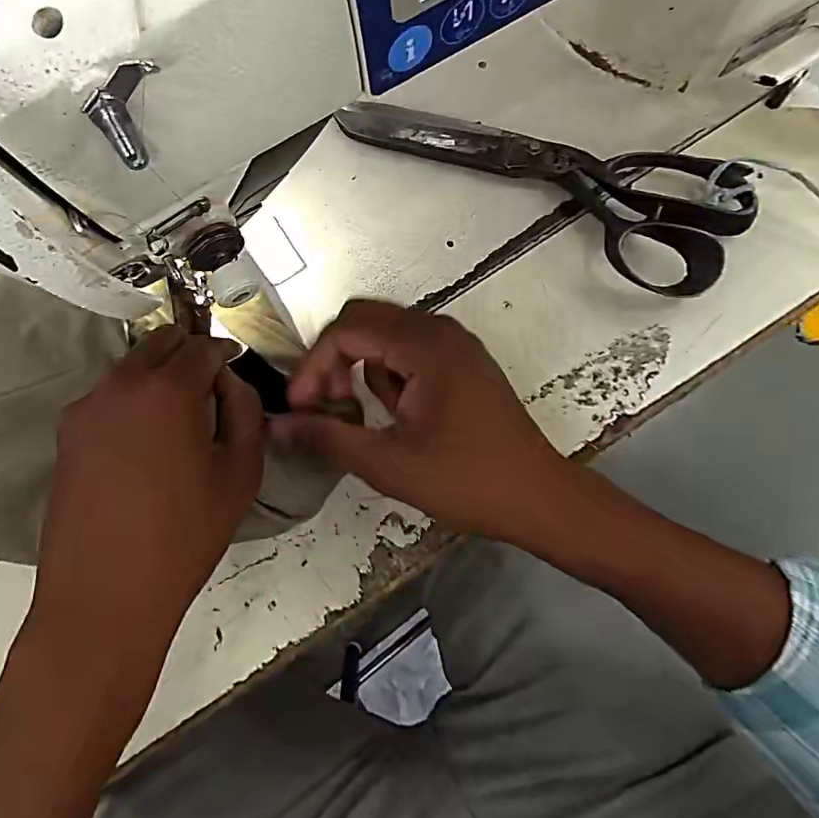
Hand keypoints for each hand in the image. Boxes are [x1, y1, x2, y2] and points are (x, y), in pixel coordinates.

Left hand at [34, 326, 263, 618]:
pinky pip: (110, 398)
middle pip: (160, 342)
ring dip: (160, 375)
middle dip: (190, 353)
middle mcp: (119, 387)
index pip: (202, 345)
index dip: (225, 351)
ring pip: (132, 367)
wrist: (105, 597)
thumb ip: (245, 409)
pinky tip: (147, 444)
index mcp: (166, 390)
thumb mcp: (240, 471)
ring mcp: (86, 410)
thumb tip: (228, 382)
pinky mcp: (67, 435)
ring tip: (180, 420)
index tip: (236, 364)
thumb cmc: (183, 536)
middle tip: (212, 385)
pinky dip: (134, 401)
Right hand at [271, 299, 577, 542]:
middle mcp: (441, 332)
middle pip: (365, 320)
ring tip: (364, 416)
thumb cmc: (469, 480)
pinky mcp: (463, 364)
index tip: (301, 406)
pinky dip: (391, 374)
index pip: (347, 331)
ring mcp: (456, 346)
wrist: (539, 497)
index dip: (314, 366)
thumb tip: (279, 427)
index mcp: (425, 345)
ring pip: (387, 334)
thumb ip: (328, 439)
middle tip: (325, 404)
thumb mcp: (389, 464)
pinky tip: (398, 415)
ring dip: (363, 367)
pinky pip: (411, 351)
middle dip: (334, 359)